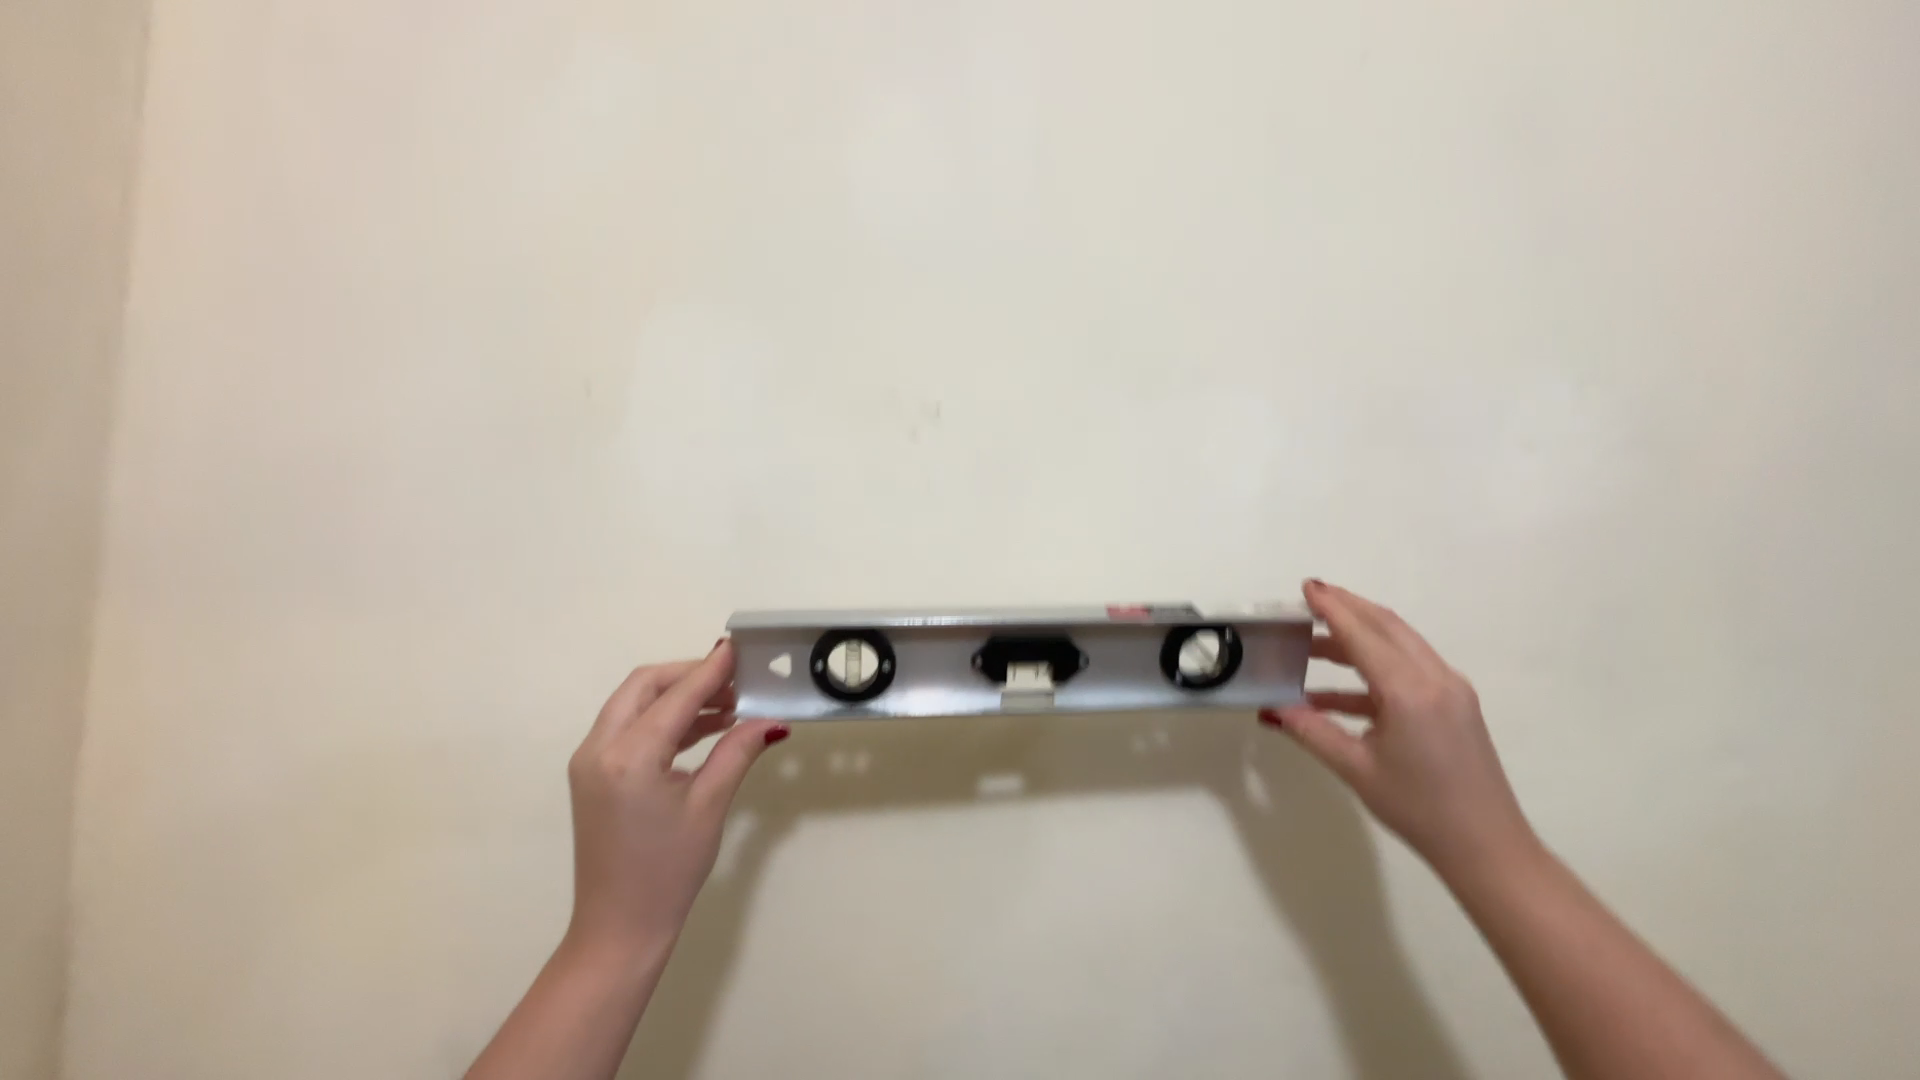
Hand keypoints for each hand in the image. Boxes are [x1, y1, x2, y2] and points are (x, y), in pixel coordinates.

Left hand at [565, 641, 787, 952]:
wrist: (618, 928)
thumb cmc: (668, 871)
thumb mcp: (710, 807)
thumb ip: (737, 752)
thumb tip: (771, 721)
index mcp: (630, 756)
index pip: (677, 695)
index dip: (711, 670)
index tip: (740, 648)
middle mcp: (599, 747)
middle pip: (645, 685)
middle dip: (690, 675)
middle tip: (735, 679)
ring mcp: (590, 760)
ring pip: (634, 703)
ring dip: (677, 696)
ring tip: (728, 703)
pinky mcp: (593, 773)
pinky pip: (628, 726)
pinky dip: (663, 718)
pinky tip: (704, 726)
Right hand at [1261, 581, 1536, 876]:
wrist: (1486, 846)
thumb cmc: (1418, 808)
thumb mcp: (1355, 769)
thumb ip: (1311, 731)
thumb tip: (1271, 709)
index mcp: (1409, 691)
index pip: (1363, 635)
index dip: (1332, 609)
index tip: (1307, 588)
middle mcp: (1434, 678)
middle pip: (1387, 626)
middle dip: (1348, 609)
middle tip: (1310, 599)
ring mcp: (1450, 689)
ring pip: (1400, 644)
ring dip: (1359, 636)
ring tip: (1313, 643)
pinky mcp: (1455, 704)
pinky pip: (1409, 668)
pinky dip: (1373, 666)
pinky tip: (1335, 692)